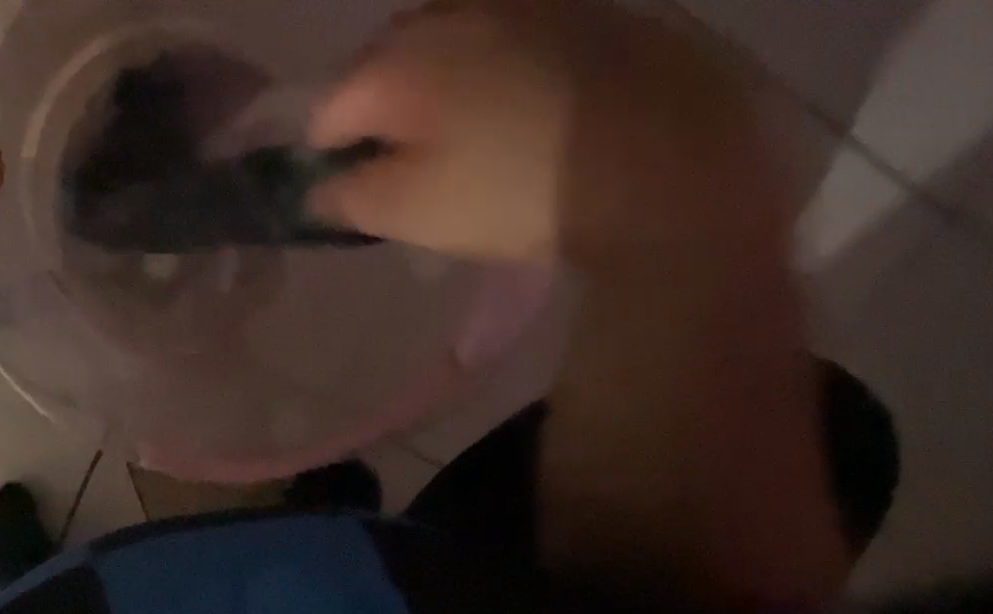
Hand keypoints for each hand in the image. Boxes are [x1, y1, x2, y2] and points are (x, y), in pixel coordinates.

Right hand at [308, 1, 786, 267]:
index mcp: (395, 59)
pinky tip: (521, 112)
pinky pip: (505, 36)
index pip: (326, 110)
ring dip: (437, 88)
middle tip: (410, 170)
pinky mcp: (576, 5)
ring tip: (466, 140)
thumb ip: (347, 197)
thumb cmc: (516, 191)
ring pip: (445, 43)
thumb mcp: (411, 213)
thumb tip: (320, 185)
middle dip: (382, 115)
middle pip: (382, 66)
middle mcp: (447, 7)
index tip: (356, 194)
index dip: (330, 158)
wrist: (672, 156)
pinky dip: (493, 71)